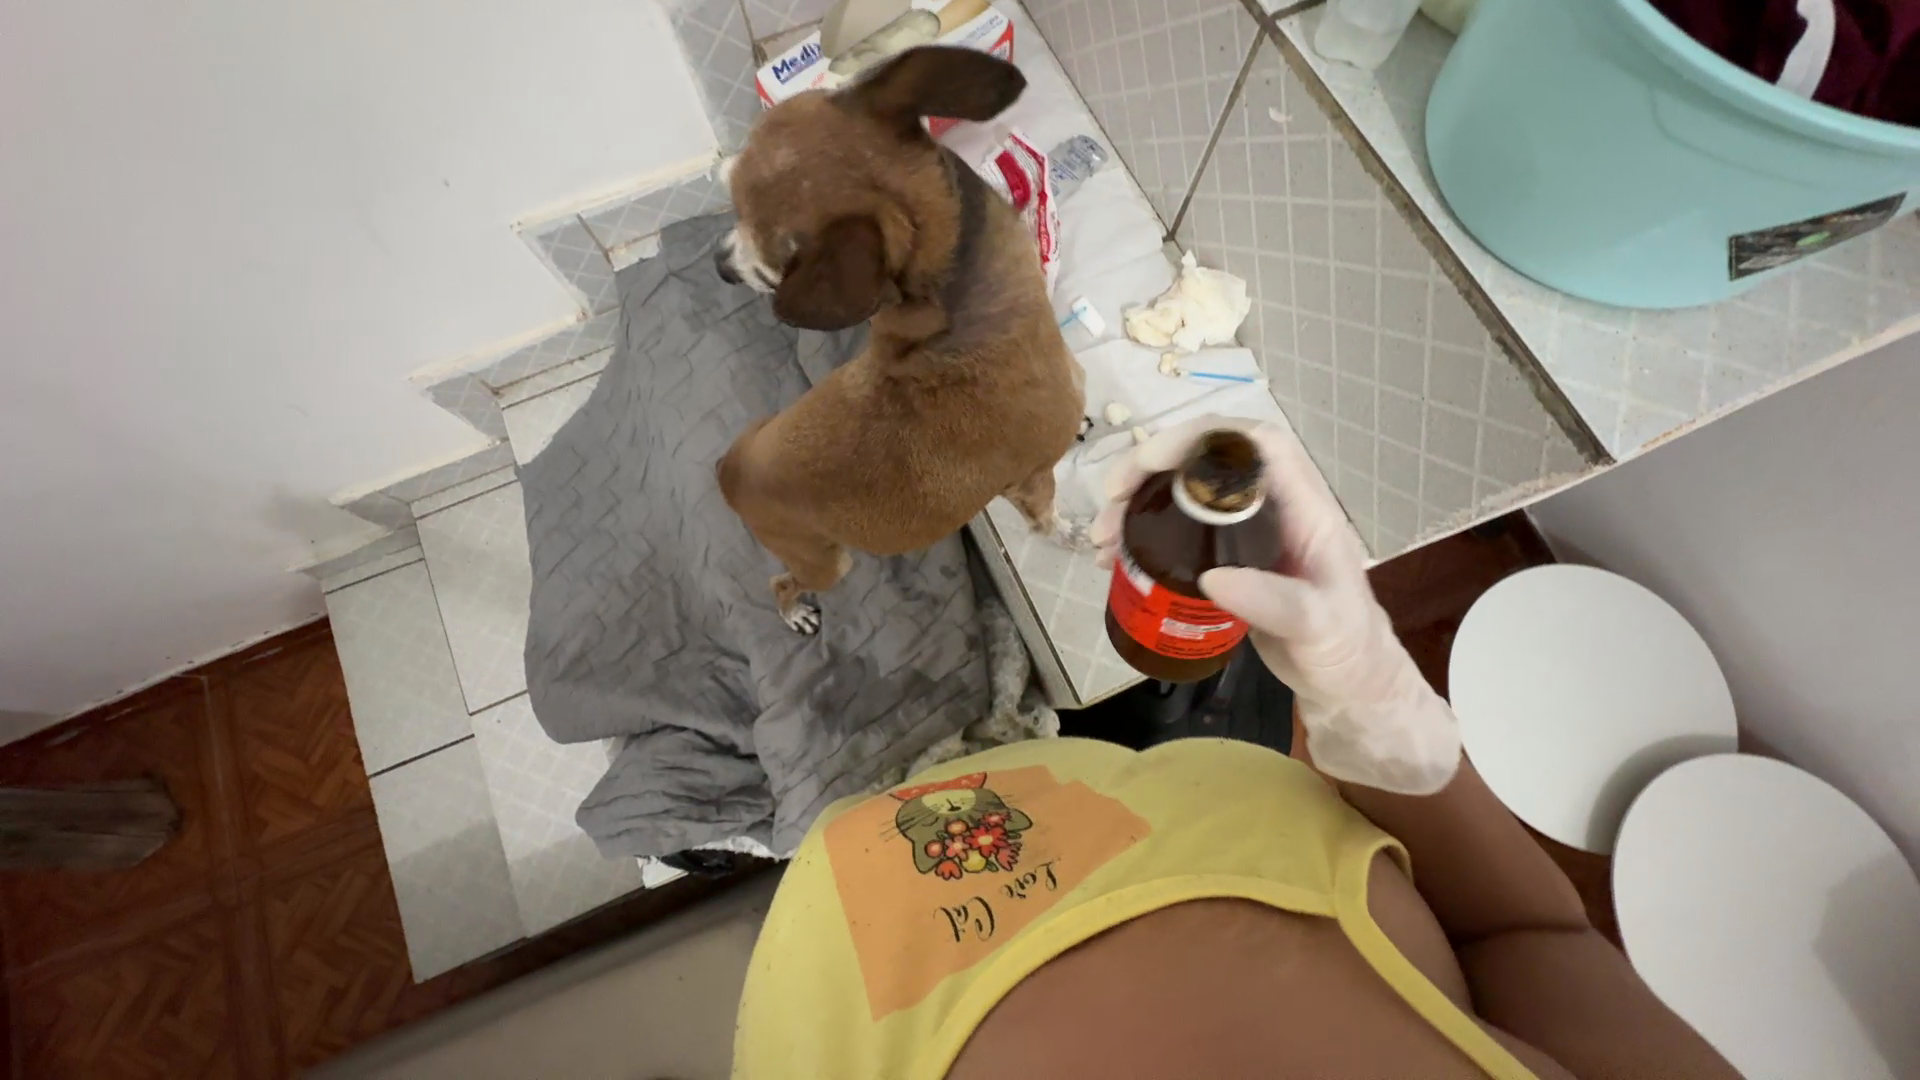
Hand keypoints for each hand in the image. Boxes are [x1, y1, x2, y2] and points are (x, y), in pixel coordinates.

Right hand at [1091, 415, 1460, 794]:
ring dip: (1135, 504)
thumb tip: (1213, 577)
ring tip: (1104, 540)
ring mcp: (1242, 530)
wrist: (1345, 680)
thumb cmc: (1345, 648)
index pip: (1250, 443)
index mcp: (1301, 505)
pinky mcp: (1221, 556)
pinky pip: (1174, 528)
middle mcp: (1267, 506)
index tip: (1150, 461)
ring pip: (1181, 492)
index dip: (1199, 437)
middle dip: (1148, 471)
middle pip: (1202, 460)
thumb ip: (1278, 603)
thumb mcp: (1319, 627)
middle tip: (1109, 503)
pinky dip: (1140, 535)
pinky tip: (1116, 560)